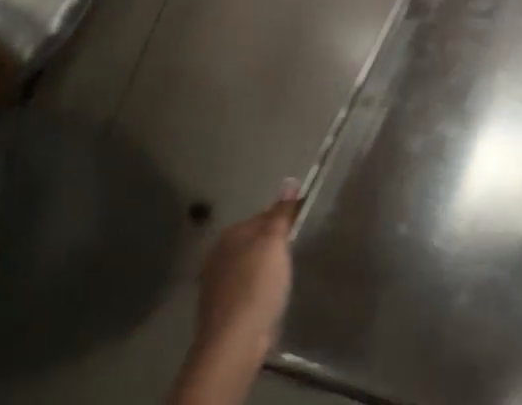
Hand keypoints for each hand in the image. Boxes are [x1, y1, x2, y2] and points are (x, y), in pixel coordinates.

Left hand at [169, 183, 301, 404]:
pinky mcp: (222, 307)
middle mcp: (219, 254)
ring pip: (249, 264)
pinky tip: (271, 295)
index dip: (285, 218)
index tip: (304, 226)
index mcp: (231, 235)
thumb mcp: (274, 243)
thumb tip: (290, 180)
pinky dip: (258, 287)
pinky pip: (246, 286)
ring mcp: (217, 282)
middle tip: (298, 249)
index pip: (264, 216)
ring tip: (287, 272)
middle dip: (273, 243)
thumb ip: (282, 213)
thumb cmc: (257, 285)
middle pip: (255, 239)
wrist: (234, 341)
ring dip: (265, 266)